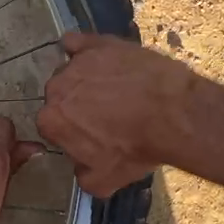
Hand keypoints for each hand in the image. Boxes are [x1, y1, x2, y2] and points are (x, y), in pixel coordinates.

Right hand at [37, 32, 202, 196]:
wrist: (172, 114)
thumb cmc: (136, 148)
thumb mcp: (104, 181)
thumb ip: (82, 176)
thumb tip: (80, 168)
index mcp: (51, 121)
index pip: (52, 126)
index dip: (71, 132)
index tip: (90, 136)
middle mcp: (56, 89)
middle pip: (59, 96)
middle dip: (76, 105)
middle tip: (105, 114)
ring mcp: (77, 63)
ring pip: (71, 71)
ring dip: (84, 80)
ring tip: (114, 89)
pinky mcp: (98, 44)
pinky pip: (77, 42)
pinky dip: (80, 49)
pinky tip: (94, 56)